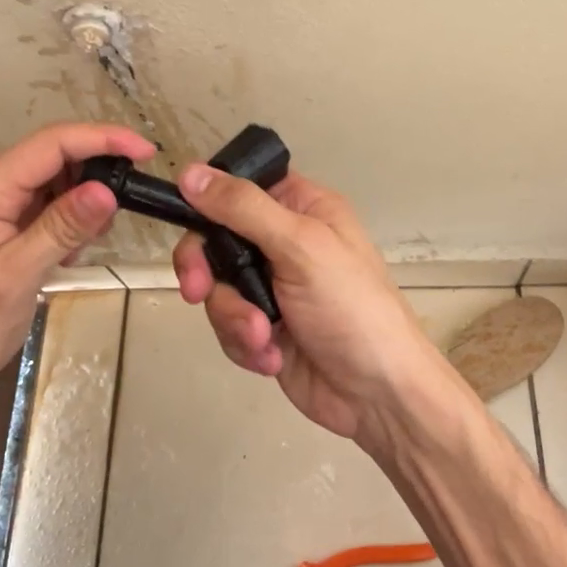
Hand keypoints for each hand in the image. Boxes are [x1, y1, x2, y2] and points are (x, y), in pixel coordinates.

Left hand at [0, 123, 154, 402]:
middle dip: (95, 170)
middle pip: (50, 156)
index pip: (50, 145)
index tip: (145, 151)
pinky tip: (71, 248)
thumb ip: (60, 230)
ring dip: (81, 198)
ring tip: (93, 238)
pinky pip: (38, 203)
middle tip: (127, 202)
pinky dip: (65, 217)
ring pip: (48, 179)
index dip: (102, 139)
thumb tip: (105, 190)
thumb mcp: (16, 281)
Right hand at [170, 165, 442, 440]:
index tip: (188, 219)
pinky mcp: (265, 329)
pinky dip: (245, 344)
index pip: (242, 186)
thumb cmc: (351, 308)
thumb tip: (188, 171)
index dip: (211, 201)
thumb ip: (242, 208)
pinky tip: (272, 358)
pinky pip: (228, 326)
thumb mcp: (300, 246)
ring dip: (233, 317)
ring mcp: (273, 288)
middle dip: (206, 271)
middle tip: (197, 289)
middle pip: (216, 240)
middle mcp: (285, 242)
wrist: (378, 395)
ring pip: (217, 288)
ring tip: (263, 337)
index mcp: (303, 208)